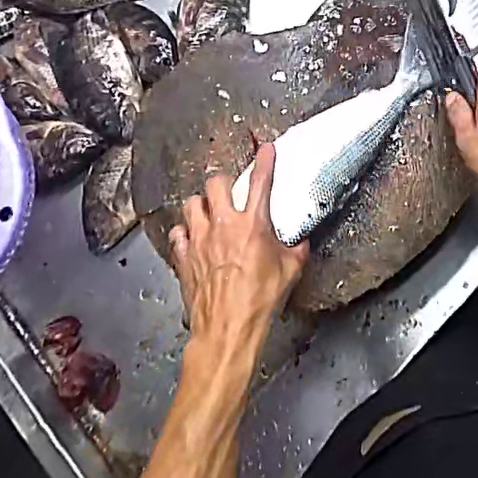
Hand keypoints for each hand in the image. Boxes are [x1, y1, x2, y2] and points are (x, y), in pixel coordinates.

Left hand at [168, 144, 308, 359]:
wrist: (228, 328)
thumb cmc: (259, 300)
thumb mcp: (290, 272)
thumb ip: (296, 250)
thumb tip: (300, 242)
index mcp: (253, 224)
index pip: (261, 182)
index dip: (265, 161)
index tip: (266, 149)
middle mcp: (223, 224)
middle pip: (216, 183)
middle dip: (223, 183)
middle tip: (229, 191)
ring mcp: (199, 238)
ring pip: (192, 203)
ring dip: (201, 205)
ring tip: (208, 212)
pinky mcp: (184, 255)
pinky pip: (178, 233)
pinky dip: (185, 233)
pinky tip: (192, 239)